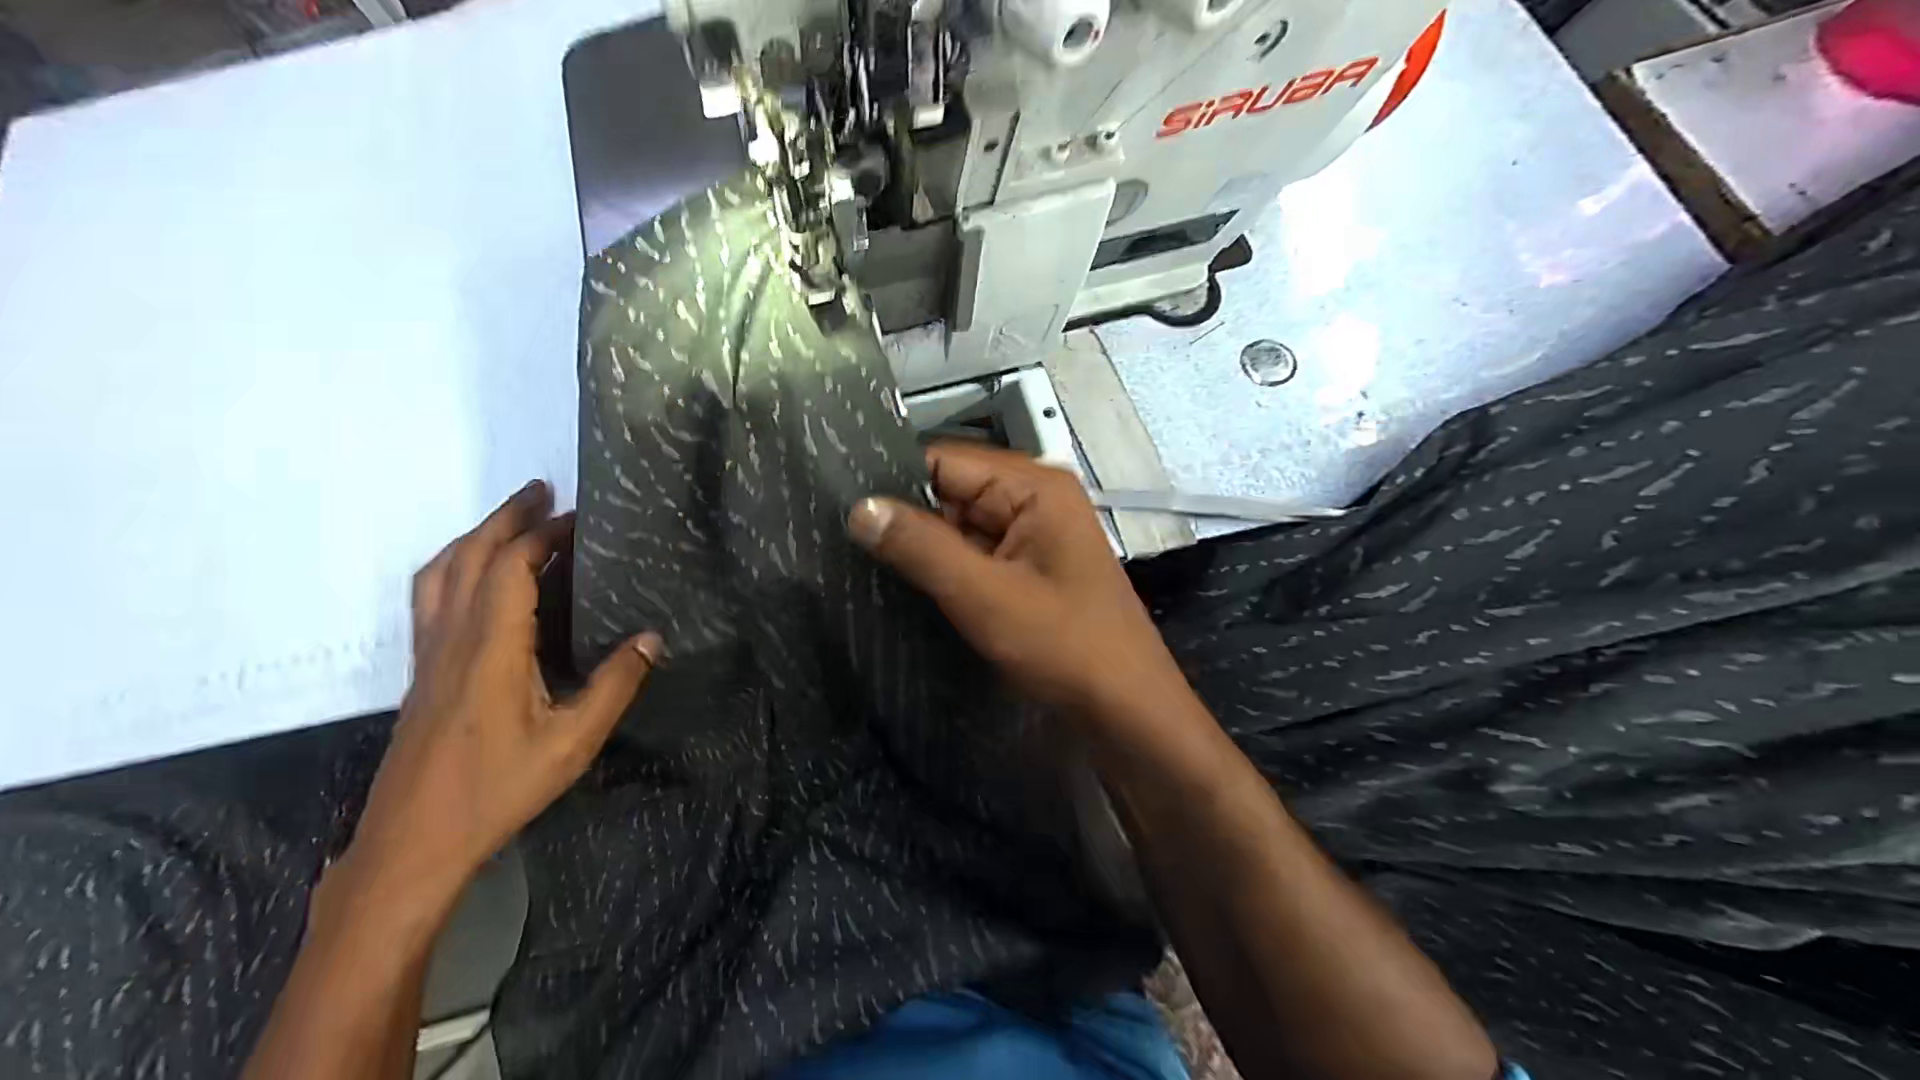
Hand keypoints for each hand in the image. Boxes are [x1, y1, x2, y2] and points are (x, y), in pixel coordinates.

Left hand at [341, 481, 663, 914]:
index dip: (543, 534)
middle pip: (470, 556)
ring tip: (511, 521)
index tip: (580, 518)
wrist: (413, 842)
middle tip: (541, 491)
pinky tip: (479, 578)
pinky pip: (431, 597)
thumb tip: (654, 637)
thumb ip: (615, 685)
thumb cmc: (498, 789)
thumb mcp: (573, 742)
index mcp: (491, 648)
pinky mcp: (421, 671)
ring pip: (440, 573)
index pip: (510, 567)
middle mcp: (452, 639)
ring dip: (474, 536)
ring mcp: (428, 654)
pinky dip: (456, 566)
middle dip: (506, 517)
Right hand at [848, 442, 1185, 717]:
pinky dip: (943, 567)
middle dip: (903, 515)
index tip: (836, 500)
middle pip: (950, 491)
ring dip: (920, 545)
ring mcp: (1032, 534)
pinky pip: (973, 553)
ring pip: (958, 525)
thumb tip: (858, 507)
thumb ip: (921, 547)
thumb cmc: (1065, 647)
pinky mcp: (1027, 567)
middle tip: (838, 535)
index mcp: (1034, 485)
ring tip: (857, 558)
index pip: (944, 460)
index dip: (891, 479)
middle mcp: (1034, 497)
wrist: (1125, 709)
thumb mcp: (985, 596)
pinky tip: (902, 581)